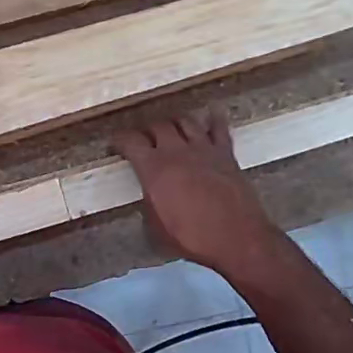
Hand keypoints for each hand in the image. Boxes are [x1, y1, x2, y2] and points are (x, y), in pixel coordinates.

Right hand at [114, 109, 289, 279]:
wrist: (236, 238)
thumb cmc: (191, 237)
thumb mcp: (156, 226)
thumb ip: (149, 202)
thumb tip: (149, 193)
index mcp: (153, 168)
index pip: (130, 141)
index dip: (119, 140)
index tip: (116, 143)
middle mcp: (176, 151)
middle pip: (158, 125)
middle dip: (147, 129)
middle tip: (144, 138)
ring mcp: (203, 149)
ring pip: (185, 120)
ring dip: (174, 122)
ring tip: (171, 127)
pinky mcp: (225, 153)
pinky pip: (218, 128)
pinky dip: (213, 119)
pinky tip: (211, 115)